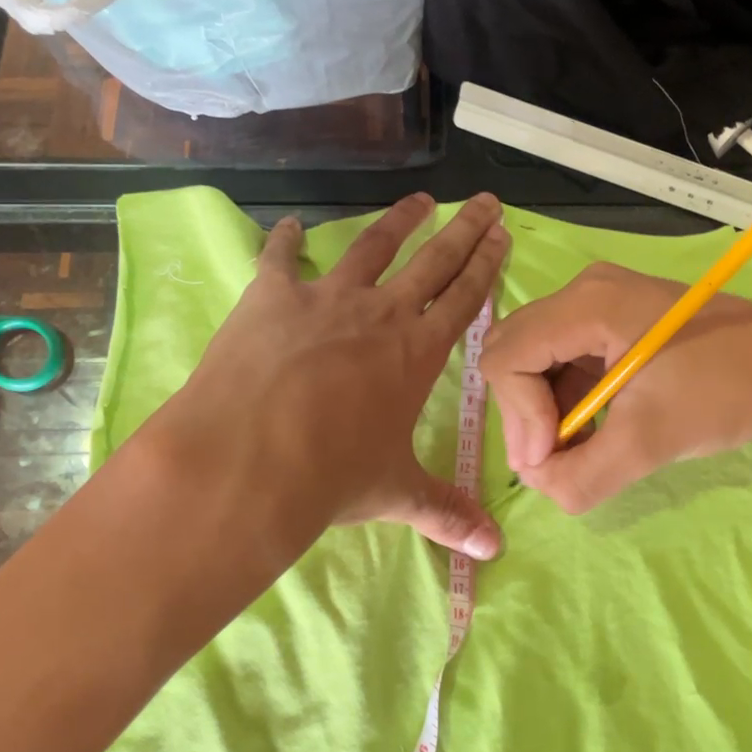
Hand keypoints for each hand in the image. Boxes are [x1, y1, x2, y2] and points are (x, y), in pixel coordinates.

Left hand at [159, 193, 509, 558]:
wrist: (249, 459)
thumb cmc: (331, 476)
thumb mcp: (395, 493)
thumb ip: (445, 513)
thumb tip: (494, 552)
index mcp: (416, 353)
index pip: (464, 298)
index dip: (486, 265)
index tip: (501, 235)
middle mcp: (380, 314)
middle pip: (433, 260)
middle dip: (464, 228)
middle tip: (485, 201)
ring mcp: (325, 299)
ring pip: (371, 246)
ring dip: (398, 220)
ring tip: (419, 200)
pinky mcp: (271, 297)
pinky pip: (281, 259)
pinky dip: (287, 240)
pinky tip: (291, 224)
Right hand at [482, 263, 751, 512]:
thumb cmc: (724, 392)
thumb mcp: (648, 442)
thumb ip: (581, 476)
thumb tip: (540, 486)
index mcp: (587, 304)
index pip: (508, 358)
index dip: (518, 416)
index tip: (550, 460)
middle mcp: (584, 290)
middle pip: (515, 352)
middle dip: (525, 413)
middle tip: (554, 460)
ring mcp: (601, 299)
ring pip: (538, 357)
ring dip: (546, 409)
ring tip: (579, 451)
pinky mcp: (618, 317)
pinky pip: (567, 356)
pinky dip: (568, 398)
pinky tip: (595, 429)